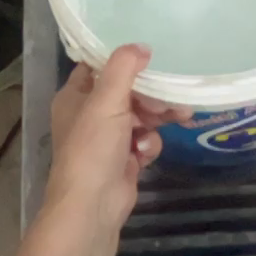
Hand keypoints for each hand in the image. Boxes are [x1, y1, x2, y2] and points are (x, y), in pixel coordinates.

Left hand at [43, 44, 190, 230]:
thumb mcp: (107, 100)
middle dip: (151, 93)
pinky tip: (145, 153)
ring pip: (141, 115)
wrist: (92, 208)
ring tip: (179, 116)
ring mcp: (107, 139)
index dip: (121, 59)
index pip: (98, 66)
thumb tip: (142, 46)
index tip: (148, 51)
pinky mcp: (124, 159)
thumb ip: (124, 67)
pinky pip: (144, 139)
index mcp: (75, 96)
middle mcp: (89, 114)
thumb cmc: (92, 148)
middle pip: (127, 91)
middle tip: (171, 93)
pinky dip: (149, 143)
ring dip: (157, 117)